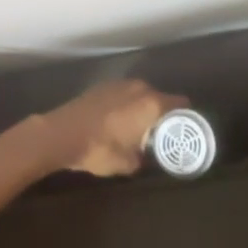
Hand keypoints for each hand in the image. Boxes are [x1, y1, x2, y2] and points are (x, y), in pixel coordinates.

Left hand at [36, 80, 188, 177]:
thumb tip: (144, 158)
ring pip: (140, 94)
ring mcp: (119, 84)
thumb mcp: (127, 163)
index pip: (181, 103)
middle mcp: (139, 88)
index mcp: (152, 104)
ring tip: (136, 127)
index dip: (186, 116)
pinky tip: (115, 120)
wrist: (61, 134)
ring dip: (141, 107)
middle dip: (162, 113)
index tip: (184, 129)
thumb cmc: (100, 149)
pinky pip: (123, 94)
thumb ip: (142, 158)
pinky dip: (124, 104)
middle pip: (160, 97)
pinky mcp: (102, 86)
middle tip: (159, 133)